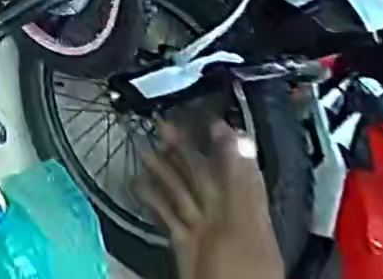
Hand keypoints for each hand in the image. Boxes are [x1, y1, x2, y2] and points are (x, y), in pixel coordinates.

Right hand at [133, 121, 284, 278]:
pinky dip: (149, 197)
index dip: (226, 144)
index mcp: (245, 211)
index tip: (210, 118)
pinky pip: (165, 214)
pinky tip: (136, 184)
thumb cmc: (239, 270)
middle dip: (182, 150)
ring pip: (181, 192)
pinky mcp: (183, 244)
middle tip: (160, 124)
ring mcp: (203, 231)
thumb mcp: (239, 222)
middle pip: (203, 177)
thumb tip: (240, 138)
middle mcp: (225, 218)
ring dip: (161, 170)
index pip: (238, 169)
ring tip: (142, 149)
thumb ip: (236, 180)